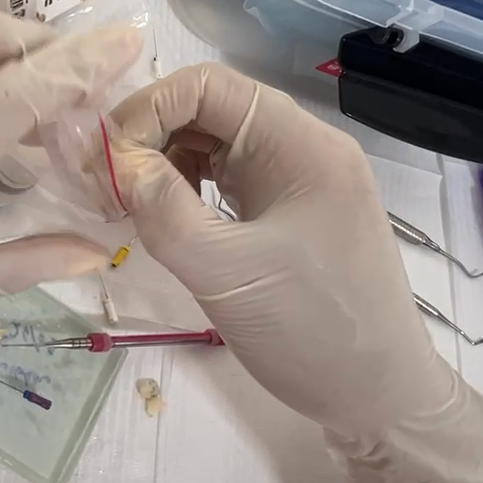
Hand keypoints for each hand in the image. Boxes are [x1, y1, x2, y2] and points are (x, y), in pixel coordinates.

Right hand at [110, 64, 482, 482]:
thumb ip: (163, 209)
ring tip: (126, 204)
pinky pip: (221, 178)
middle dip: (148, 137)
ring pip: (210, 143)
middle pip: (207, 109)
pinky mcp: (282, 210)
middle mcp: (299, 148)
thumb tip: (113, 160)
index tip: (107, 160)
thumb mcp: (224, 272)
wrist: (377, 397)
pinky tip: (160, 218)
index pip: (209, 85)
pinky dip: (181, 189)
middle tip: (104, 186)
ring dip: (161, 163)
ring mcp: (292, 180)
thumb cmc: (310, 331)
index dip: (148, 108)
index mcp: (300, 145)